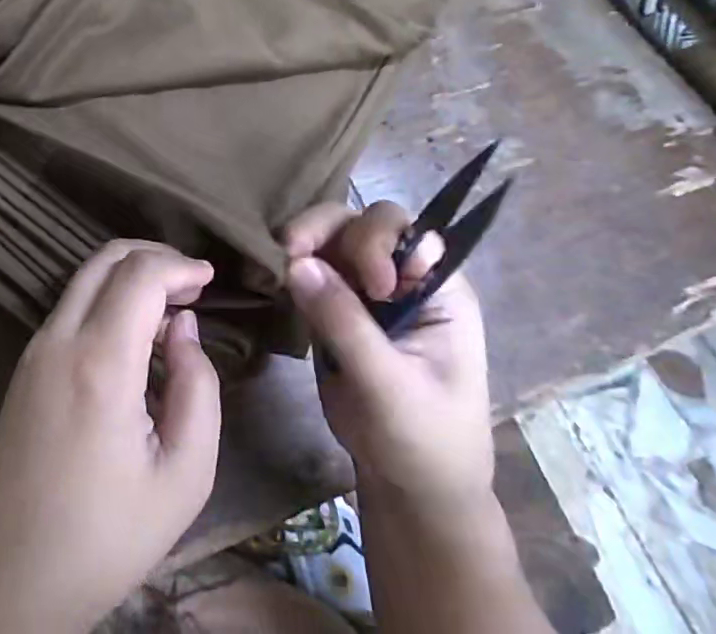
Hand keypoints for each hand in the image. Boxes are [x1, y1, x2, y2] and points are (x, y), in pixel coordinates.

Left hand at [0, 242, 221, 633]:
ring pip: (83, 280)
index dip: (180, 265)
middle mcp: (58, 341)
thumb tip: (182, 329)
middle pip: (105, 259)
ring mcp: (32, 353)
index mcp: (99, 362)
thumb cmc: (106, 537)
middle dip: (154, 256)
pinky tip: (133, 338)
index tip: (210, 280)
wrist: (8, 585)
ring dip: (129, 277)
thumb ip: (197, 387)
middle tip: (192, 284)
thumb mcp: (184, 474)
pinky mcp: (23, 371)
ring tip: (170, 311)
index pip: (140, 273)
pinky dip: (106, 301)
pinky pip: (70, 309)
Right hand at [284, 202, 554, 633]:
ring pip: (333, 242)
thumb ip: (346, 323)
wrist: (410, 488)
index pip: (408, 235)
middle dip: (329, 229)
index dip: (378, 243)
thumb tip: (296, 263)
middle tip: (292, 248)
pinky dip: (293, 267)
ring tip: (280, 259)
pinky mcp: (337, 308)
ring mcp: (368, 291)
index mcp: (439, 288)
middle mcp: (404, 277)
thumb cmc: (423, 438)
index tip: (370, 286)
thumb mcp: (389, 385)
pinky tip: (276, 275)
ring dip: (305, 241)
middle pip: (365, 226)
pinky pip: (313, 272)